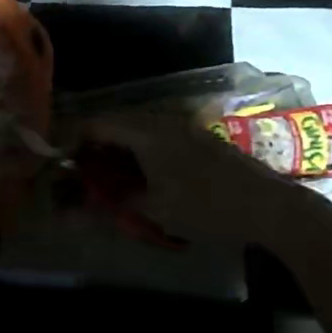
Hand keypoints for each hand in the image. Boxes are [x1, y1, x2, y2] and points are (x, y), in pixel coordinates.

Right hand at [74, 109, 320, 250]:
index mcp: (148, 133)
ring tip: (104, 175)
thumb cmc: (208, 208)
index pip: (97, 124)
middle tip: (78, 170)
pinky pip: (155, 137)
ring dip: (116, 149)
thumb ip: (113, 204)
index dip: (72, 138)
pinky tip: (139, 175)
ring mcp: (184, 129)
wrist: (273, 208)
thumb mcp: (155, 210)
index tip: (58, 160)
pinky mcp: (199, 140)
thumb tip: (75, 209)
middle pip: (115, 124)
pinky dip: (137, 152)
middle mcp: (163, 122)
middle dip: (92, 144)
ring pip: (137, 130)